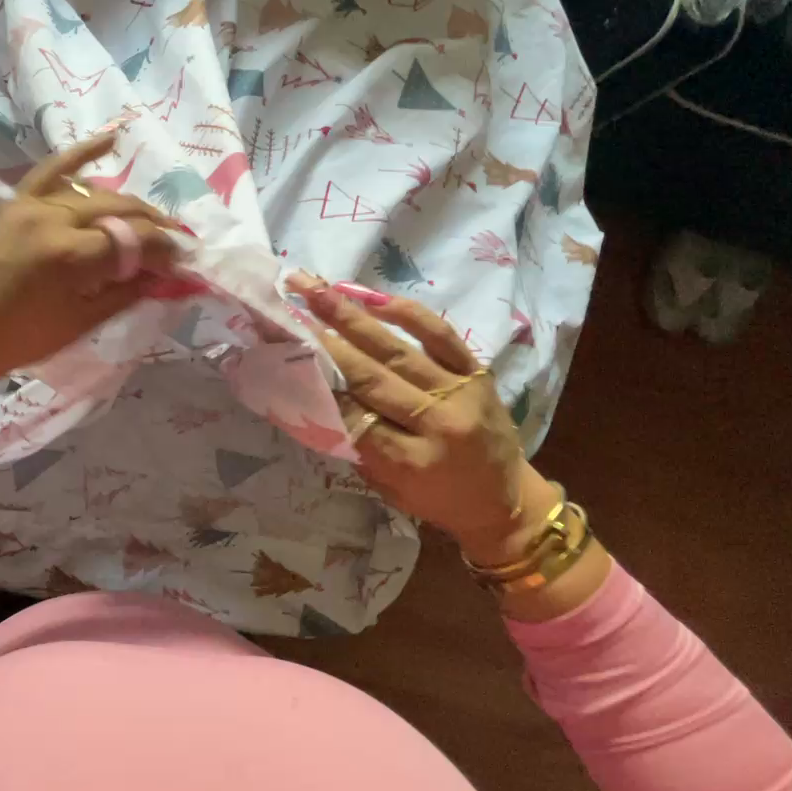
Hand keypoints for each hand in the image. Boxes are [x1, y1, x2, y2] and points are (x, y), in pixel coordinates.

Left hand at [0, 135, 183, 397]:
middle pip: (119, 210)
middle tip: (176, 241)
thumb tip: (165, 273)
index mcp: (69, 256)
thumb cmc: (24, 341)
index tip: (184, 260)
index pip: (133, 240)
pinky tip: (112, 139)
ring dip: (127, 205)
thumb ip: (127, 291)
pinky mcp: (16, 204)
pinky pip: (53, 170)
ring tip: (151, 220)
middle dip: (153, 225)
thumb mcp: (82, 322)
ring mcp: (31, 207)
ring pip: (94, 193)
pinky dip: (82, 154)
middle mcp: (52, 220)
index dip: (165, 250)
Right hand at [287, 272, 557, 564]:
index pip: (354, 418)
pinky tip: (372, 296)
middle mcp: (438, 422)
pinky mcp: (476, 372)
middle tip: (291, 310)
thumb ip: (357, 446)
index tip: (284, 357)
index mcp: (412, 460)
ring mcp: (460, 392)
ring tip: (318, 291)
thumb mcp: (389, 486)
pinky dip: (406, 313)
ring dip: (352, 317)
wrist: (507, 499)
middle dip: (326, 342)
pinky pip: (440, 334)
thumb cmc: (436, 499)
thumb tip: (315, 400)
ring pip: (398, 349)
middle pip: (371, 377)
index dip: (318, 388)